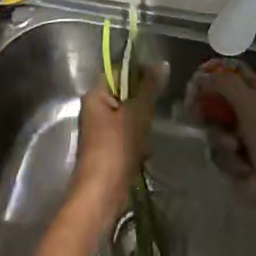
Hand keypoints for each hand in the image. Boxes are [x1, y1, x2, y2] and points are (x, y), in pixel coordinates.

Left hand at [74, 75, 155, 204]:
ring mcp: (100, 131)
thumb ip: (149, 88)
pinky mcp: (108, 150)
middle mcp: (94, 109)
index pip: (118, 72)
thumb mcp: (137, 113)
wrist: (102, 192)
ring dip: (142, 128)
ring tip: (145, 141)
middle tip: (150, 117)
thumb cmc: (116, 147)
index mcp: (95, 95)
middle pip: (125, 96)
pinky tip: (142, 155)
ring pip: (130, 118)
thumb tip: (161, 63)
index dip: (138, 73)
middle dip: (142, 107)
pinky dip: (137, 144)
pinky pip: (128, 137)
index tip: (158, 83)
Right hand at [190, 60, 255, 193]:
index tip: (197, 77)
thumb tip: (201, 76)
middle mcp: (248, 112)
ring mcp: (239, 135)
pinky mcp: (231, 158)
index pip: (234, 72)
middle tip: (195, 111)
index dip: (216, 71)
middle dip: (207, 106)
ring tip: (233, 148)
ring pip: (213, 125)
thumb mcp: (249, 104)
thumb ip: (225, 84)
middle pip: (217, 98)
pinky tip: (238, 165)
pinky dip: (225, 157)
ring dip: (220, 137)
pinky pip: (215, 149)